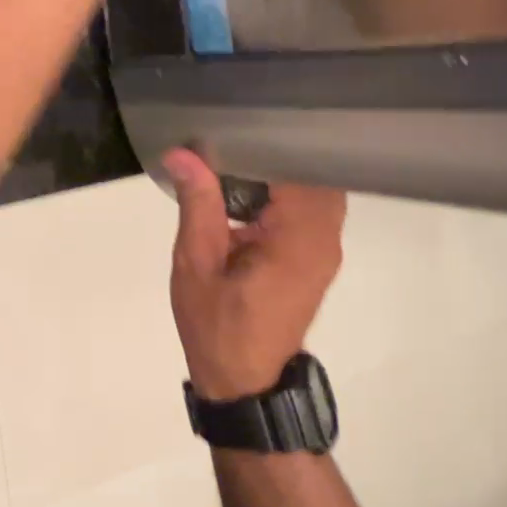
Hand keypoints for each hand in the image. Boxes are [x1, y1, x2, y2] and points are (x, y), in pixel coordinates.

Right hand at [165, 148, 344, 398]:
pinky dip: (284, 192)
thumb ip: (198, 204)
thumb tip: (183, 153)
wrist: (243, 382)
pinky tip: (245, 185)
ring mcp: (324, 250)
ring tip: (234, 153)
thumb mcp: (196, 262)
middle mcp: (323, 240)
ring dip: (280, 172)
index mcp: (298, 239)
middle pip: (314, 174)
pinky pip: (309, 209)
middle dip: (276, 152)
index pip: (300, 169)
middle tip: (232, 133)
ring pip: (315, 190)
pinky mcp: (314, 258)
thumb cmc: (217, 325)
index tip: (236, 123)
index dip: (271, 142)